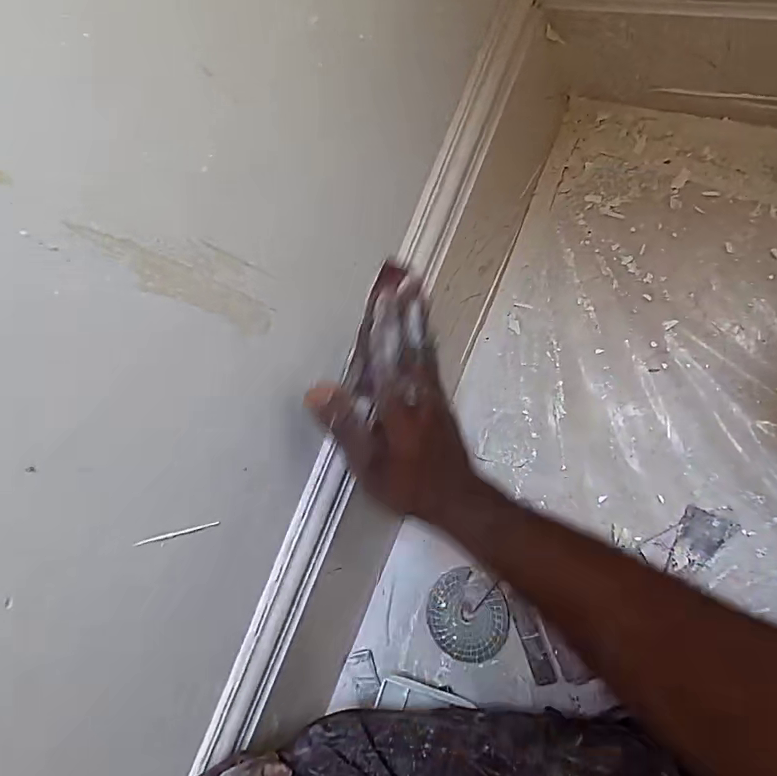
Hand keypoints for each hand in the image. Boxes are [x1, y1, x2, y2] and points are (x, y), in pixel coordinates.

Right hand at [303, 273, 478, 521]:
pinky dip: (426, 334)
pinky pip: (431, 357)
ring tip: (415, 287)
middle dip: (402, 309)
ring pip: (422, 346)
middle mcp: (416, 391)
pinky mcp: (439, 398)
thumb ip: (345, 426)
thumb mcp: (369, 466)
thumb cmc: (408, 485)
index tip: (378, 294)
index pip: (384, 356)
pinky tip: (423, 324)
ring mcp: (431, 393)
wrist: (458, 499)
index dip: (380, 324)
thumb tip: (318, 390)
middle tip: (401, 276)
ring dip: (417, 315)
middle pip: (407, 342)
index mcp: (396, 404)